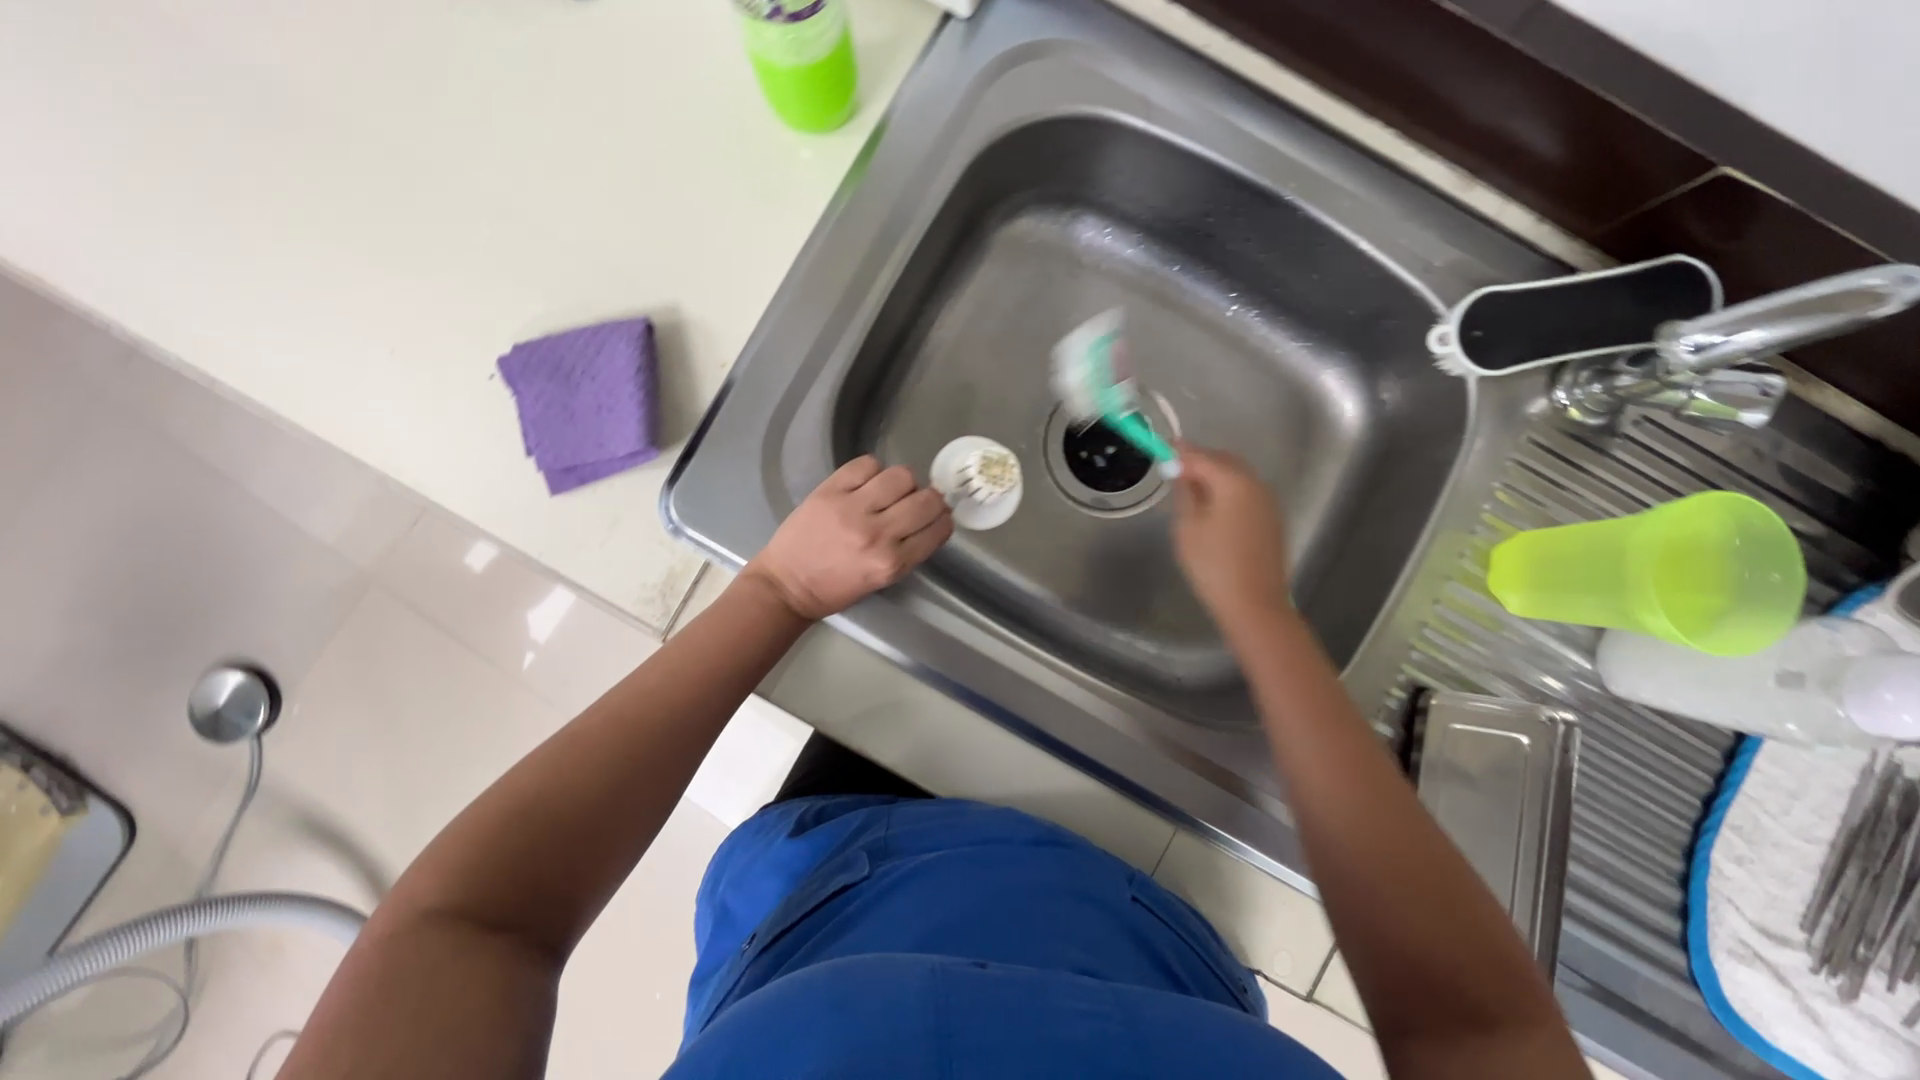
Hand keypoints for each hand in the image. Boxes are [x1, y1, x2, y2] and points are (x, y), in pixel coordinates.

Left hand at [744, 456, 954, 620]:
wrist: (786, 585)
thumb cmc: (835, 589)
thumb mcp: (882, 579)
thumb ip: (907, 551)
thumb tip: (930, 518)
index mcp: (892, 563)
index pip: (937, 530)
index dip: (942, 519)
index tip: (938, 516)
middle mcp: (877, 535)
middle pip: (926, 500)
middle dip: (930, 499)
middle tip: (918, 502)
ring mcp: (852, 509)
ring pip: (901, 476)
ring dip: (903, 482)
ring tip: (890, 492)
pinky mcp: (830, 491)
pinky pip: (866, 465)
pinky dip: (873, 470)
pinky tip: (866, 484)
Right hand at [1171, 442, 1290, 632]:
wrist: (1254, 604)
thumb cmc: (1214, 565)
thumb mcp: (1188, 528)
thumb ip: (1185, 493)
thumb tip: (1183, 473)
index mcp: (1234, 482)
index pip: (1203, 457)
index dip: (1182, 452)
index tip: (1164, 447)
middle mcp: (1256, 485)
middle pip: (1225, 462)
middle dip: (1201, 462)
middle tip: (1176, 473)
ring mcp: (1268, 503)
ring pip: (1238, 478)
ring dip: (1215, 478)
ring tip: (1192, 493)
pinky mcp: (1272, 521)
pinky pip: (1246, 495)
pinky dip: (1228, 493)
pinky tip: (1213, 511)